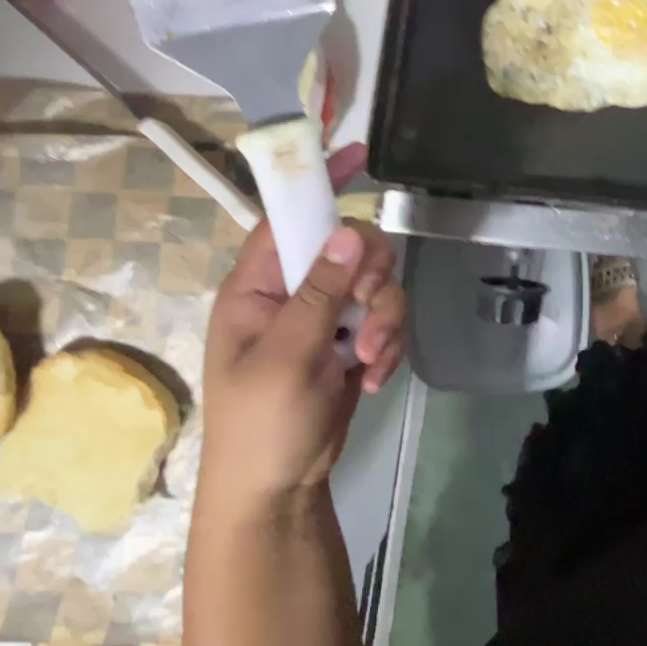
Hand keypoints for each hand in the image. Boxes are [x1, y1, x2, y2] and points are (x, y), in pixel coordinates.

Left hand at [199, 153, 405, 516]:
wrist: (278, 492)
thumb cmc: (259, 426)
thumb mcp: (285, 357)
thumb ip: (319, 292)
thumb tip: (347, 229)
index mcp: (257, 286)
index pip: (290, 217)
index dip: (320, 184)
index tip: (359, 154)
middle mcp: (294, 290)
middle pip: (350, 246)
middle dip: (370, 277)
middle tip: (366, 310)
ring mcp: (326, 316)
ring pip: (377, 283)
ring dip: (384, 321)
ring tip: (368, 363)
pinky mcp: (352, 341)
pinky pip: (386, 318)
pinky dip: (388, 346)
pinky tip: (373, 377)